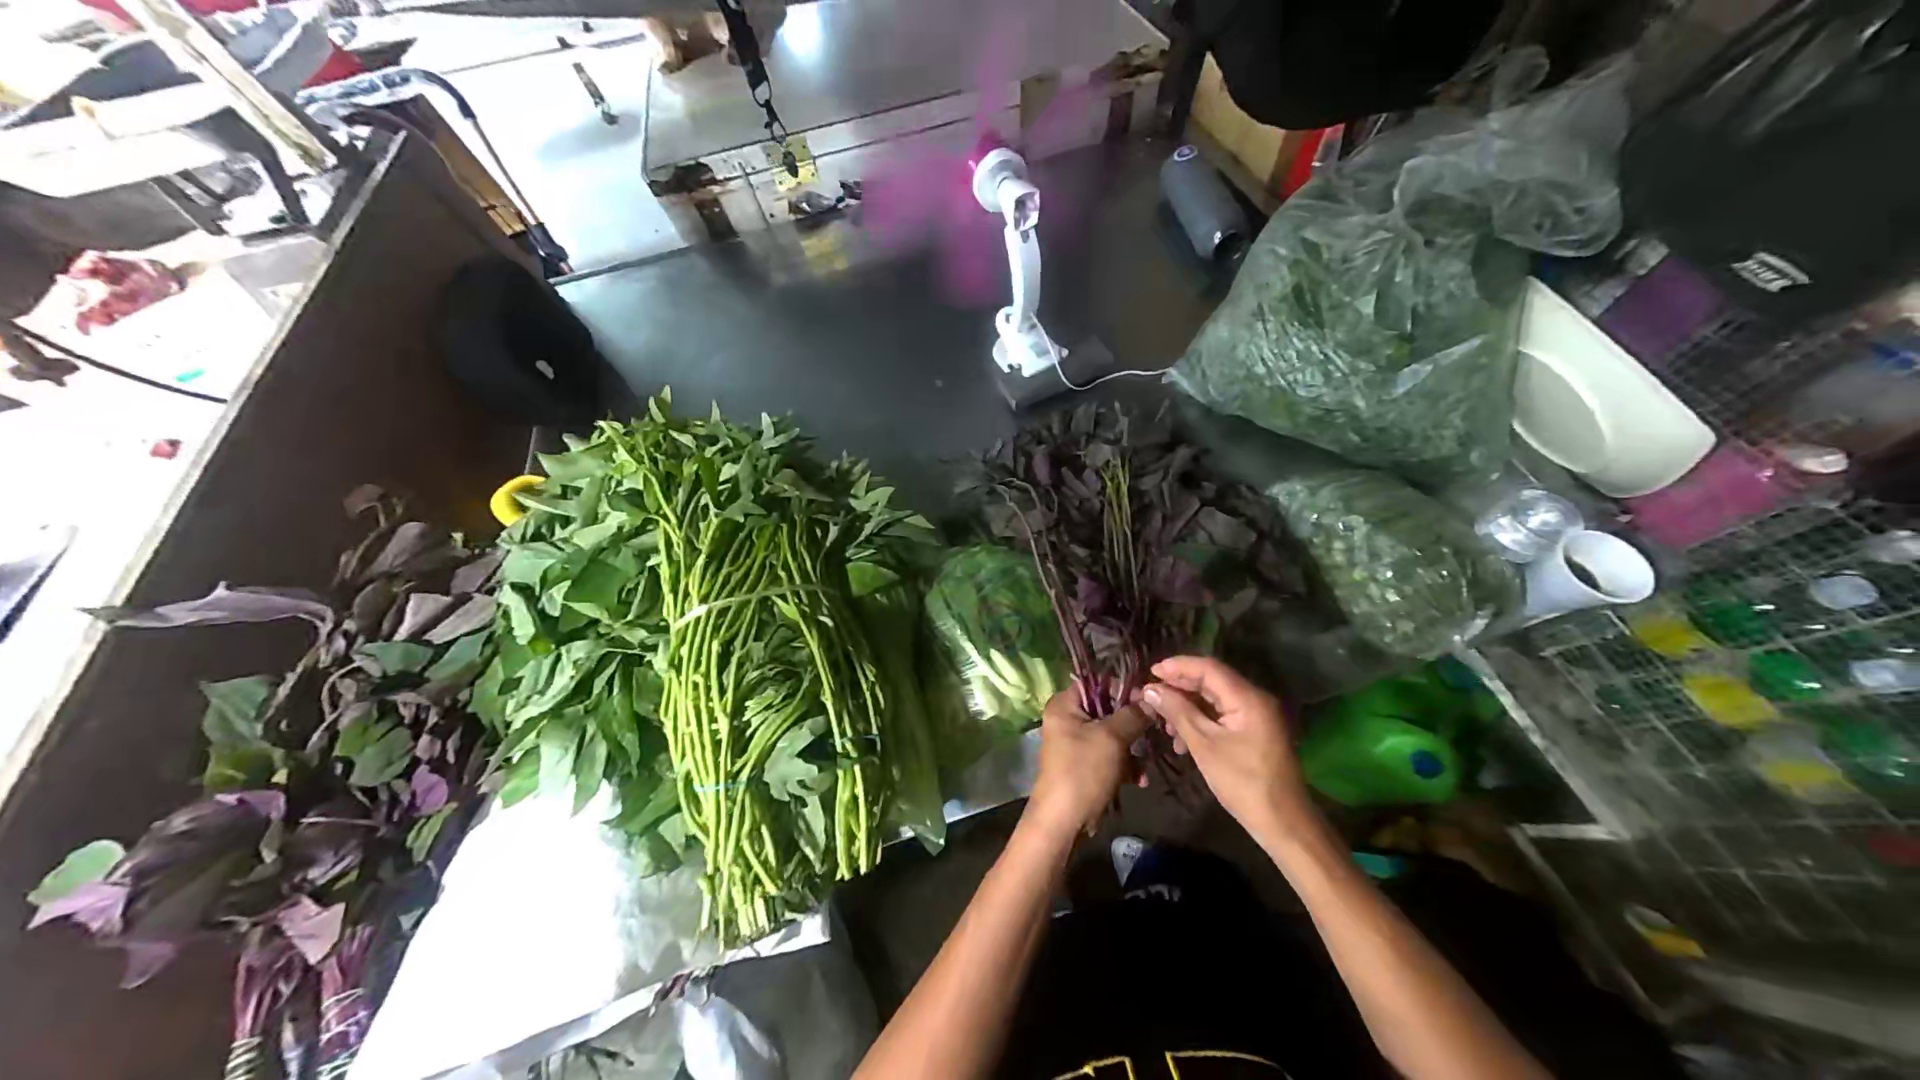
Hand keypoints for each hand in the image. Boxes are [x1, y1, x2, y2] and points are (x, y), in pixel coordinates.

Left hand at [1025, 690, 1151, 837]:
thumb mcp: (1111, 738)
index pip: (1097, 683)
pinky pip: (1111, 756)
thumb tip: (1150, 700)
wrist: (1065, 821)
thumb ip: (1132, 715)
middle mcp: (1068, 719)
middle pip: (1108, 709)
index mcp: (1064, 705)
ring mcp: (1076, 743)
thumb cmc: (1083, 771)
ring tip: (1147, 760)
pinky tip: (1140, 780)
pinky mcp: (1086, 765)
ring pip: (1113, 734)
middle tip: (1157, 728)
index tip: (1149, 698)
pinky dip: (1125, 766)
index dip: (1123, 688)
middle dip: (1133, 723)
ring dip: (1133, 748)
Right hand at [1139, 656, 1315, 841]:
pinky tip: (1182, 739)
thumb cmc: (1243, 782)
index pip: (1208, 668)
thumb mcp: (1204, 745)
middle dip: (1179, 687)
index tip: (1150, 672)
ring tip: (1163, 722)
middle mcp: (1255, 700)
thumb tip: (1151, 689)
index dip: (1177, 666)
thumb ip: (1177, 712)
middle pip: (1211, 681)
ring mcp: (1256, 716)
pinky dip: (1200, 721)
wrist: (1283, 822)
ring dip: (1187, 706)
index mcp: (1248, 698)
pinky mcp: (1254, 732)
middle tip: (1150, 695)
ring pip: (1214, 700)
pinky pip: (1222, 716)